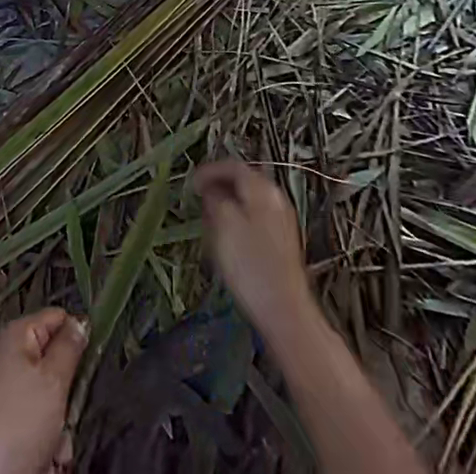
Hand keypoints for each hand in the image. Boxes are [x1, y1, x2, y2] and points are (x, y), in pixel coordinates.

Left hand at [0, 307, 86, 473]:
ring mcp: (10, 394)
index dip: (78, 335)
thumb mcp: (52, 379)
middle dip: (70, 393)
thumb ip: (70, 347)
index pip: (59, 318)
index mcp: (20, 336)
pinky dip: (47, 445)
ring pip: (54, 402)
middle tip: (69, 411)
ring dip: (62, 428)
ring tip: (54, 446)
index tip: (91, 360)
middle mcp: (13, 359)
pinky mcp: (8, 425)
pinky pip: (40, 427)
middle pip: (59, 365)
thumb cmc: (15, 421)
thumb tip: (80, 321)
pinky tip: (44, 462)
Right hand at [194, 161, 316, 332]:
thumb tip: (210, 188)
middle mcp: (276, 198)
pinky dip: (238, 216)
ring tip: (208, 216)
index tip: (191, 183)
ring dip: (228, 201)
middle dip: (219, 185)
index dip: (209, 170)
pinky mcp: (282, 240)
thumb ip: (214, 198)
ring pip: (249, 199)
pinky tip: (227, 235)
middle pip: (243, 180)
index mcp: (262, 189)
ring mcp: (282, 220)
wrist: (283, 309)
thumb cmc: (249, 264)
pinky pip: (255, 216)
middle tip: (198, 197)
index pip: (233, 166)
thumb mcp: (223, 224)